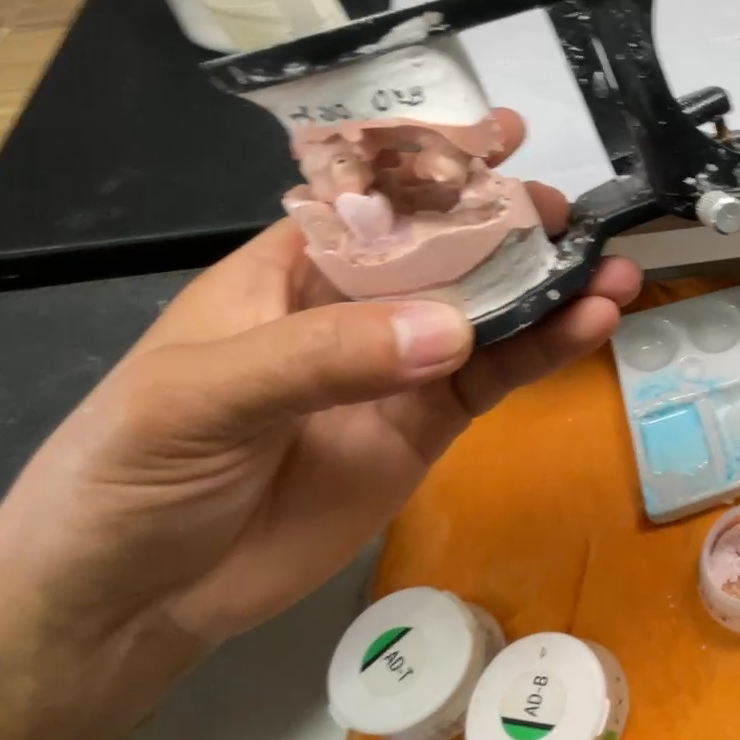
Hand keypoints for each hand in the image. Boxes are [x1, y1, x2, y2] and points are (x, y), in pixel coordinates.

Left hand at [0, 109, 641, 648]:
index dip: (440, 163)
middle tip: (572, 219)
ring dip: (555, 292)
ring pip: (494, 313)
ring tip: (614, 275)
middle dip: (515, 227)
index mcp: (293, 270)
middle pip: (454, 250)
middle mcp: (360, 304)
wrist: (133, 604)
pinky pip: (500, 375)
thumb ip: (324, 355)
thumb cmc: (126, 474)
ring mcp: (404, 363)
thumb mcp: (200, 397)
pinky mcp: (434, 419)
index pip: (377, 198)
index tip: (503, 136)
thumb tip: (453, 331)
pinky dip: (547, 350)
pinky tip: (591, 327)